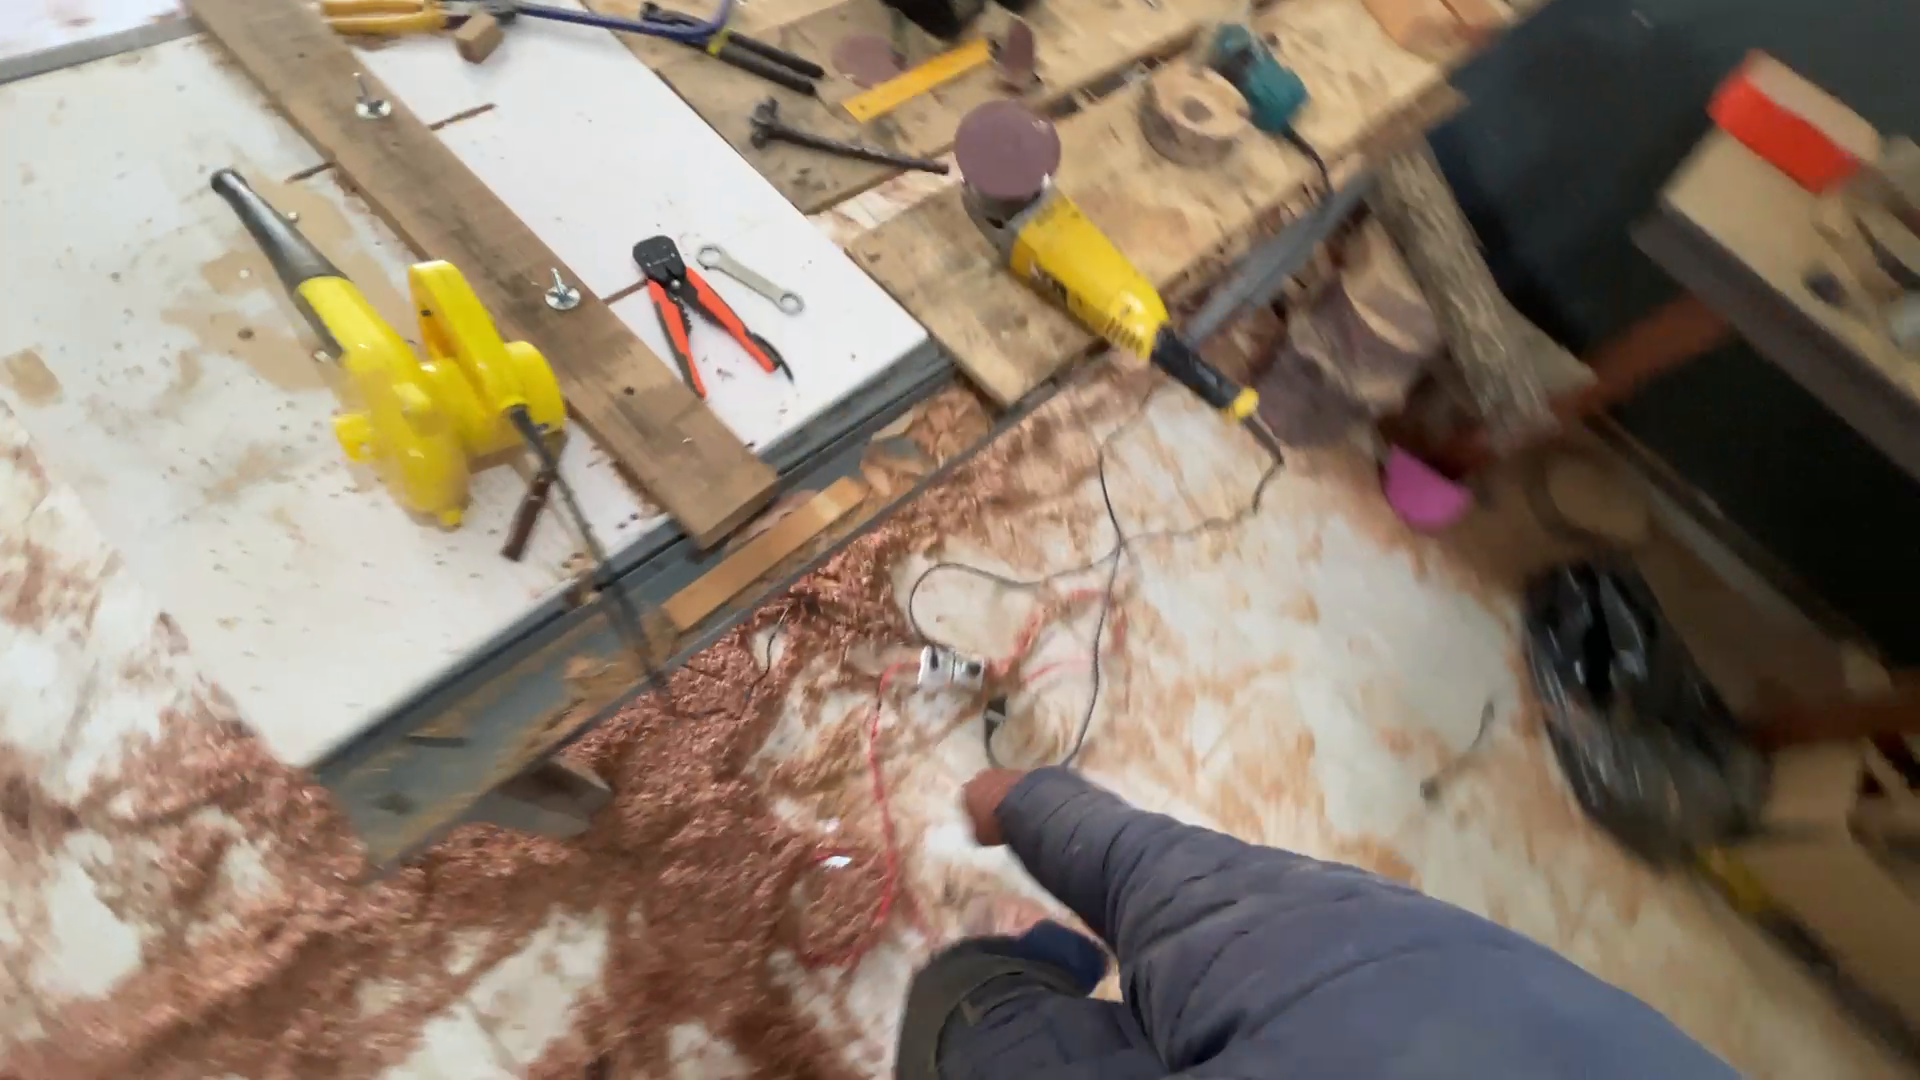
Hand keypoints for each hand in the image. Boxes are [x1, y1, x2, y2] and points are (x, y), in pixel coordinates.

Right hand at [961, 768, 1027, 846]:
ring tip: (1012, 808)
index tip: (979, 819)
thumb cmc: (996, 824)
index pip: (965, 800)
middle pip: (982, 787)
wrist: (1025, 807)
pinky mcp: (1020, 771)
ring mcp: (1001, 771)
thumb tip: (979, 828)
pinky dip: (1017, 790)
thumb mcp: (981, 836)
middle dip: (987, 797)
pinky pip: (1014, 782)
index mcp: (967, 792)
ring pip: (999, 782)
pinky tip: (1023, 802)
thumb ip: (977, 829)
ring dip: (1003, 792)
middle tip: (995, 812)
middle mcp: (981, 777)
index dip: (972, 810)